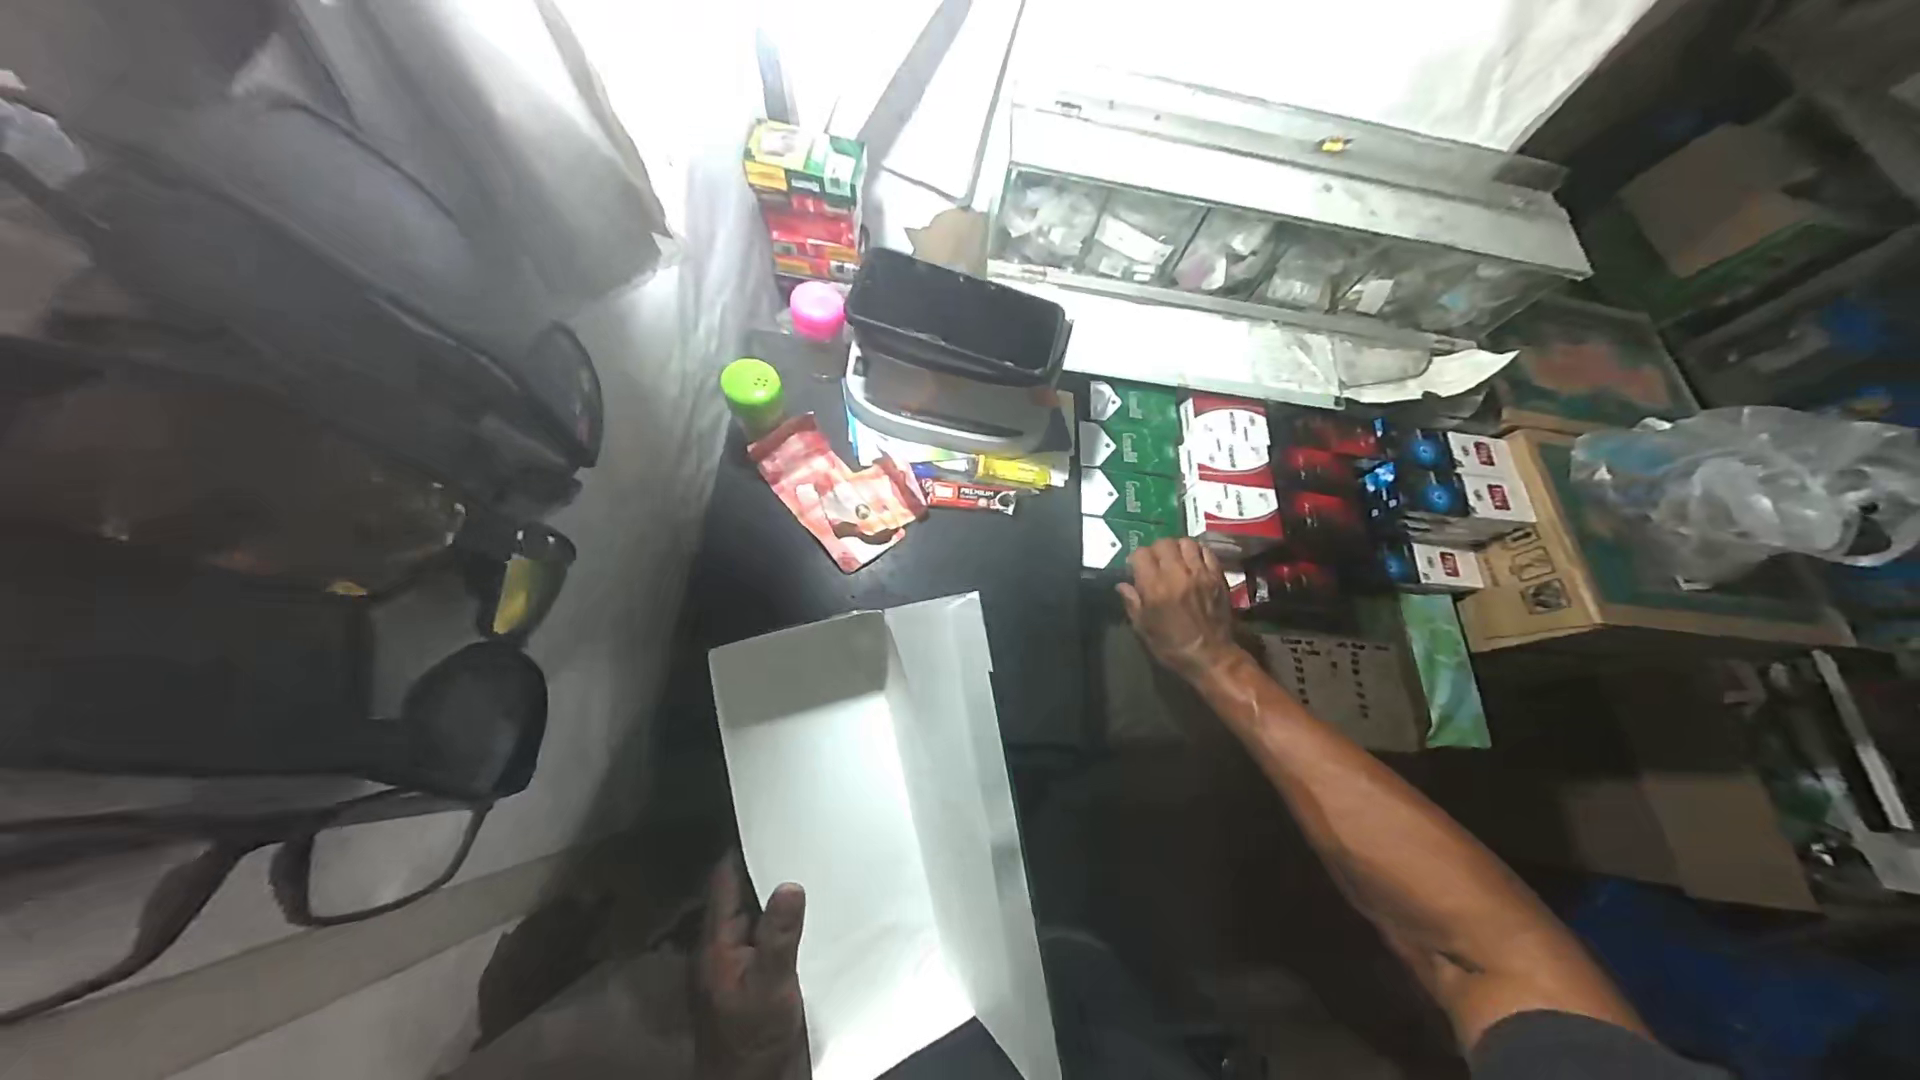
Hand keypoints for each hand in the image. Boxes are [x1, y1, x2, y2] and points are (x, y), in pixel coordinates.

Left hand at [694, 855, 807, 1079]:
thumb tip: (790, 883)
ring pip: (751, 912)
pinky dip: (777, 915)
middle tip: (796, 836)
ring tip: (803, 863)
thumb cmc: (755, 1038)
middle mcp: (720, 946)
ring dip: (771, 891)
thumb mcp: (772, 985)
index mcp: (716, 942)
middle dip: (762, 866)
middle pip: (737, 893)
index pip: (724, 881)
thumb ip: (781, 935)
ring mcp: (734, 962)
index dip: (742, 849)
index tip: (768, 822)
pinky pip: (761, 931)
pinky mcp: (750, 975)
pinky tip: (802, 908)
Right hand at [1116, 538, 1242, 682]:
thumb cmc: (1171, 646)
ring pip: (1185, 542)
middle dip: (1155, 550)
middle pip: (1163, 543)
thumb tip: (1122, 585)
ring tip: (1175, 559)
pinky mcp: (1217, 576)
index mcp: (1155, 588)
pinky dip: (1197, 552)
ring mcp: (1200, 573)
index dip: (1136, 559)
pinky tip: (1192, 562)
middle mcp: (1177, 574)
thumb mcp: (1143, 628)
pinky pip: (1206, 552)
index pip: (1141, 554)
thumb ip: (1132, 602)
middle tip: (1155, 562)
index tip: (1136, 568)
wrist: (1210, 656)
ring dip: (1176, 548)